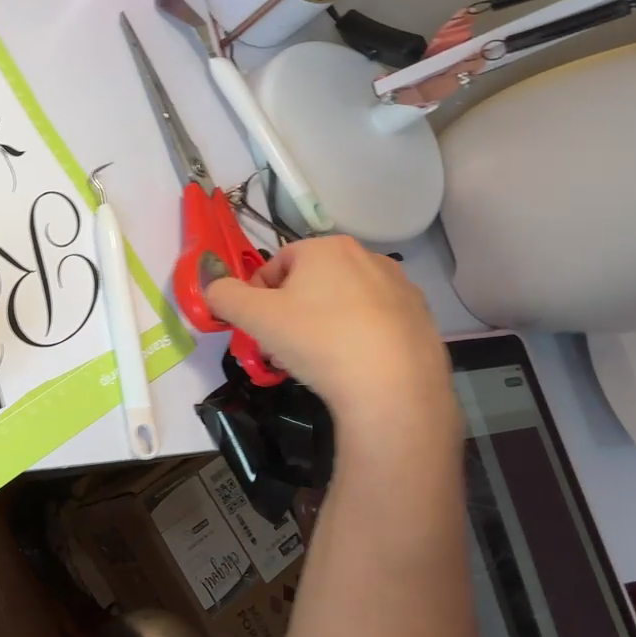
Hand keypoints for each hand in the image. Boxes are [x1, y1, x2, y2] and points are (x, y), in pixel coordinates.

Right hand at [207, 237, 451, 424]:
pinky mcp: (419, 319)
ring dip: (317, 325)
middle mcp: (368, 258)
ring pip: (339, 302)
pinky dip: (352, 338)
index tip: (256, 326)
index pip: (276, 263)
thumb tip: (216, 289)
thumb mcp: (252, 316)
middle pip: (309, 283)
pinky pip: (371, 322)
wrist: (392, 387)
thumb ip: (223, 295)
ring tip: (310, 360)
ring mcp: (400, 288)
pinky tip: (346, 365)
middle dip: (287, 312)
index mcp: (327, 249)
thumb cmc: (316, 339)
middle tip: (278, 346)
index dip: (257, 294)